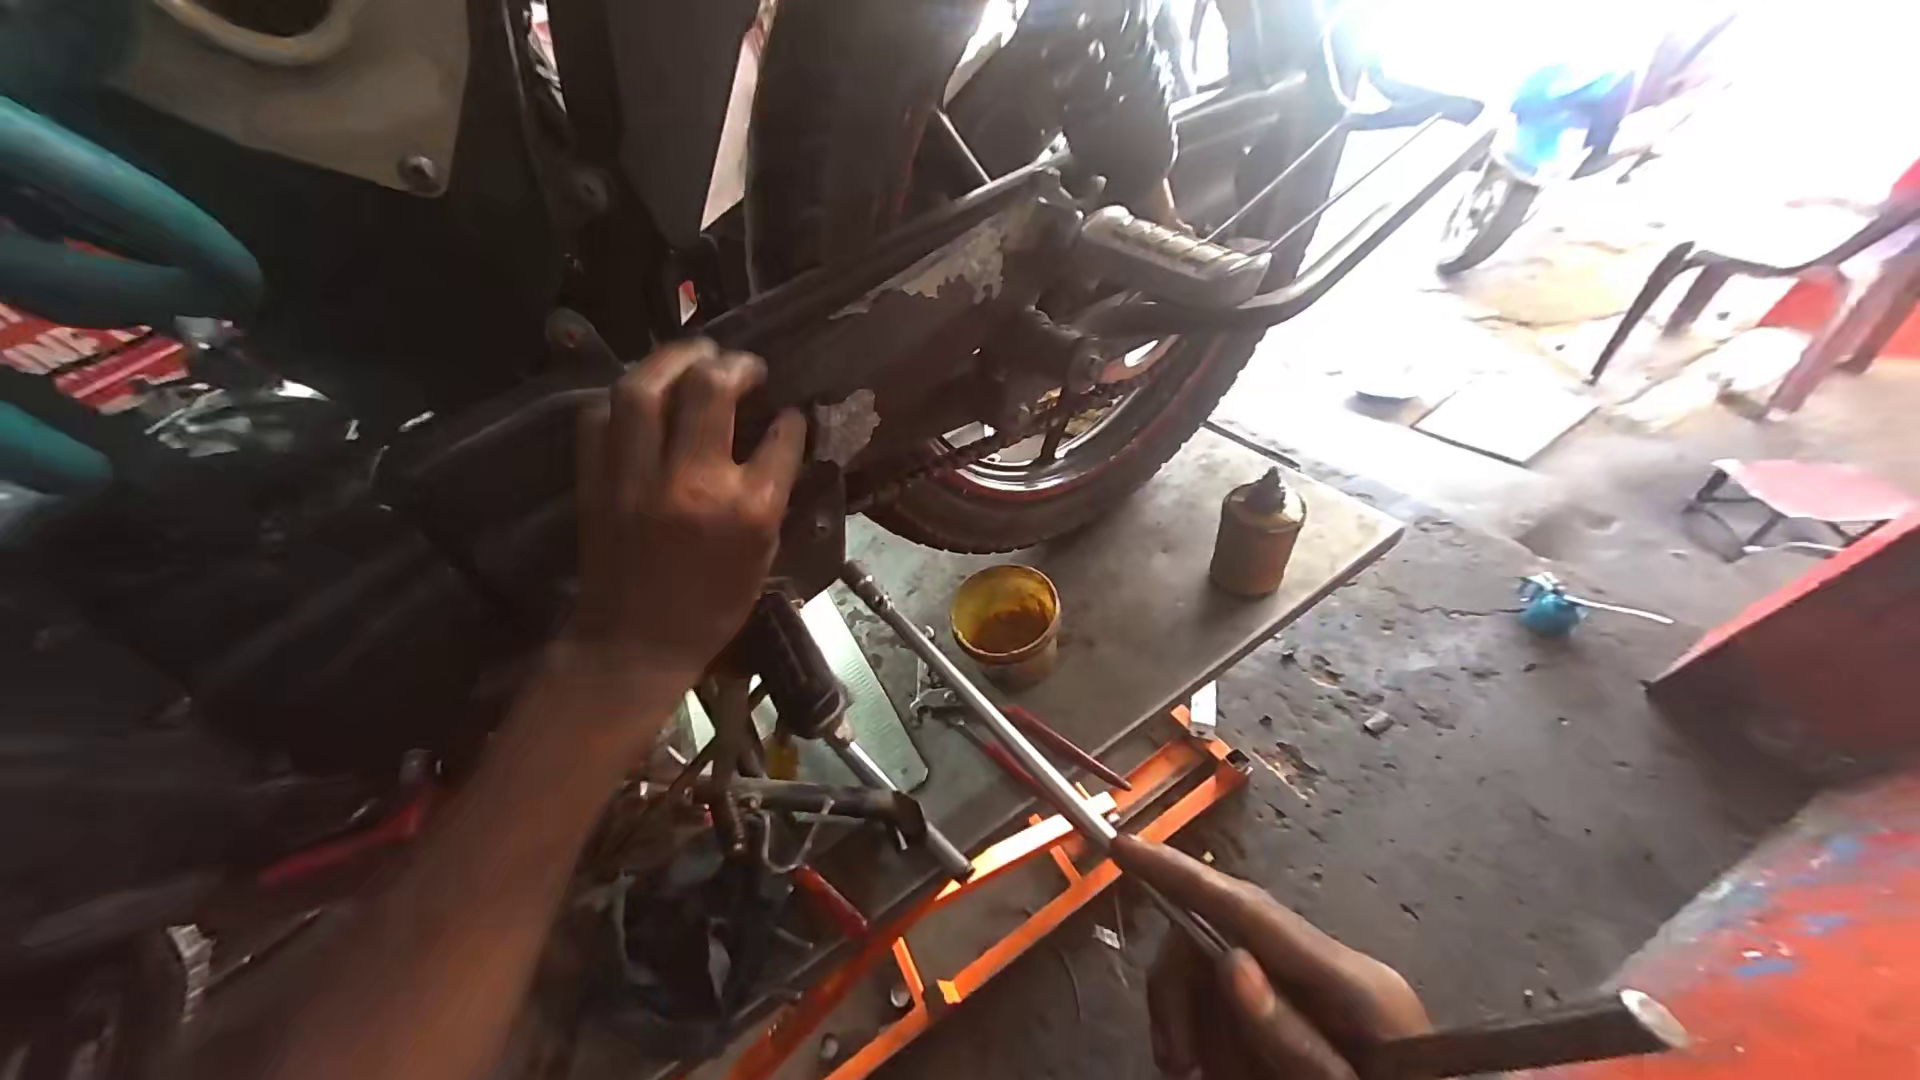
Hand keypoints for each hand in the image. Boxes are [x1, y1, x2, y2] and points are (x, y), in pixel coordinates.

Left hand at [566, 339, 806, 680]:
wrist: (636, 642)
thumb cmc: (713, 606)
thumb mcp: (763, 555)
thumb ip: (772, 495)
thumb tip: (779, 445)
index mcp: (747, 510)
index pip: (780, 439)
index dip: (791, 420)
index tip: (791, 413)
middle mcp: (693, 482)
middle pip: (710, 391)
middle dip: (735, 365)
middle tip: (745, 364)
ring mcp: (637, 477)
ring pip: (645, 389)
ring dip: (673, 358)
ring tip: (695, 353)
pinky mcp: (596, 480)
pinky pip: (600, 416)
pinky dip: (624, 395)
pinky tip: (643, 395)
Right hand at [1113, 836, 1429, 1079]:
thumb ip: (1294, 1040)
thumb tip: (1230, 963)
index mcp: (1353, 985)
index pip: (1249, 910)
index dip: (1181, 874)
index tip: (1124, 846)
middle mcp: (1328, 969)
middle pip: (1220, 934)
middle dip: (1182, 988)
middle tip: (1177, 1060)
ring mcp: (1315, 988)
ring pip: (1215, 971)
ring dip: (1197, 1024)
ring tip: (1203, 1072)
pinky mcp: (1302, 1009)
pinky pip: (1230, 1002)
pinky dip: (1212, 1035)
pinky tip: (1221, 1069)